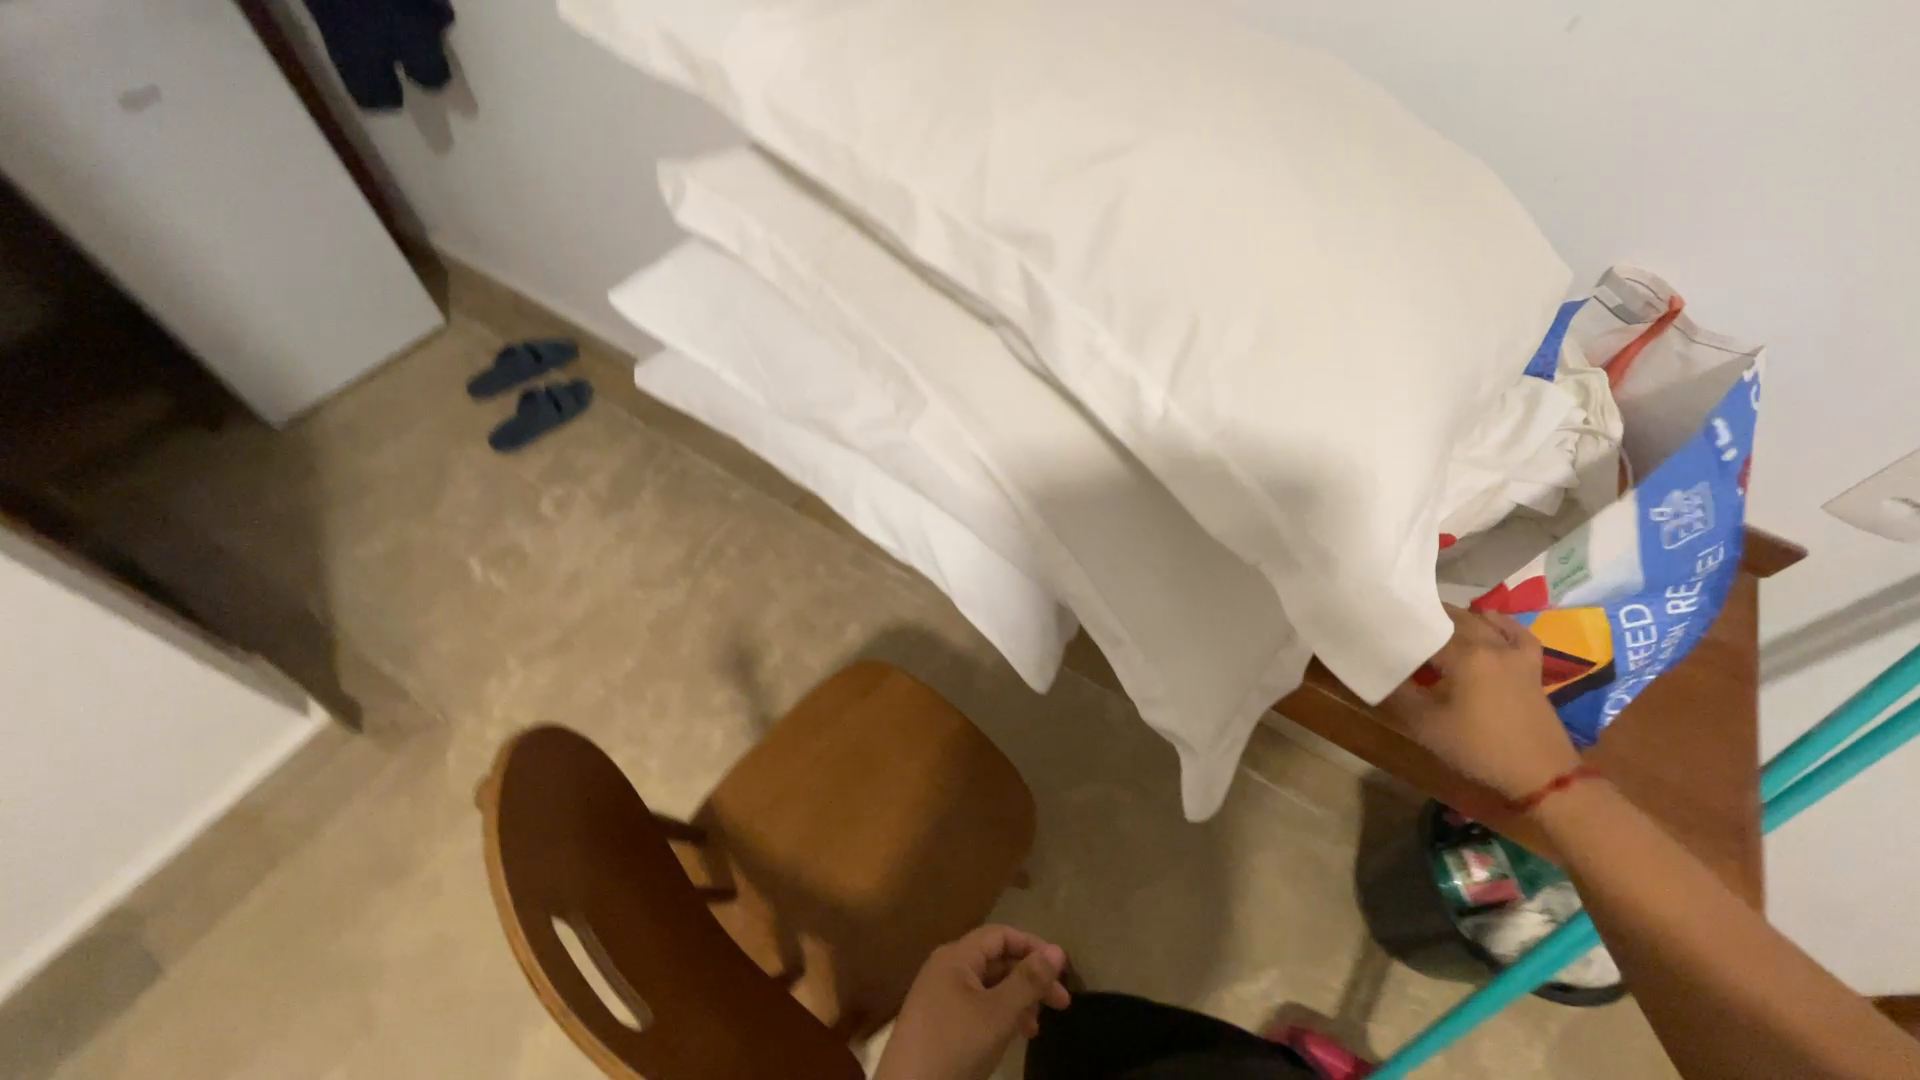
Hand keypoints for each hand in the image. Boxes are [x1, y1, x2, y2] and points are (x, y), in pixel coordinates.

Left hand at [874, 925, 1071, 1079]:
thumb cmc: (955, 1045)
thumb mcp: (999, 1013)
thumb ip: (1028, 980)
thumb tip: (1057, 950)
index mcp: (956, 956)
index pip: (1001, 935)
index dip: (1033, 947)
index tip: (1062, 971)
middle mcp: (946, 968)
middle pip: (996, 960)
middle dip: (1030, 979)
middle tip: (1062, 1004)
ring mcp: (940, 995)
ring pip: (988, 986)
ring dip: (1017, 1000)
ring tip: (1036, 1026)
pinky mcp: (939, 1022)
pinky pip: (976, 1006)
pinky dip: (999, 1015)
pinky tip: (1015, 1035)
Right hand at [1386, 605, 1580, 802]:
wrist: (1541, 775)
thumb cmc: (1477, 748)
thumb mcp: (1425, 725)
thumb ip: (1399, 693)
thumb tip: (1378, 672)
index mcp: (1464, 655)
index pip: (1423, 630)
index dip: (1399, 630)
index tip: (1378, 631)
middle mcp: (1490, 644)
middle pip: (1453, 619)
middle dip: (1425, 619)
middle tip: (1399, 628)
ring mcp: (1515, 653)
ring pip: (1481, 621)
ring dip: (1456, 619)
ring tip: (1433, 628)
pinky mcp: (1531, 666)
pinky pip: (1514, 632)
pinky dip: (1497, 624)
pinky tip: (1485, 623)